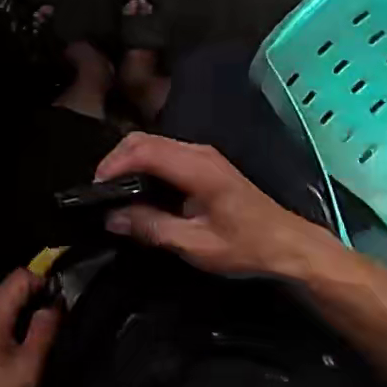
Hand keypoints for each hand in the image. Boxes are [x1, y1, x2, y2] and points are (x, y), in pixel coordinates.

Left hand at [0, 270, 59, 386]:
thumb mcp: (29, 369)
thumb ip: (43, 330)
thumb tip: (54, 303)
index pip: (18, 277)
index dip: (43, 283)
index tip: (59, 304)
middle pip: (8, 292)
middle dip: (32, 302)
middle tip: (53, 327)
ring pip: (0, 309)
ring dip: (20, 318)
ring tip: (37, 344)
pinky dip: (7, 330)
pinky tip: (16, 355)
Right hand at [96, 132, 348, 279]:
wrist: (291, 246)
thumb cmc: (247, 246)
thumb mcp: (196, 245)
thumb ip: (152, 227)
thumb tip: (112, 218)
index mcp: (197, 167)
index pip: (143, 150)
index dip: (114, 164)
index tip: (96, 189)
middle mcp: (197, 152)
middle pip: (143, 140)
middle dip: (115, 160)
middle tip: (99, 191)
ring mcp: (201, 155)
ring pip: (151, 144)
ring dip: (127, 162)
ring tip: (112, 191)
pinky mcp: (202, 163)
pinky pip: (162, 153)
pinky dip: (141, 165)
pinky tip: (136, 189)